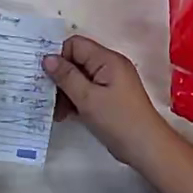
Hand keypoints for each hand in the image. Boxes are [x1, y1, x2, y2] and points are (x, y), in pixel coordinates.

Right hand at [44, 35, 179, 167]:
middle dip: (60, 78)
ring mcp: (110, 82)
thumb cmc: (118, 120)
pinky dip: (75, 100)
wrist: (146, 148)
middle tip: (47, 98)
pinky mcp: (109, 97)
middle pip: (76, 61)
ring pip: (79, 78)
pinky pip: (87, 91)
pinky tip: (65, 115)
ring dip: (65, 92)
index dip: (59, 57)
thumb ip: (66, 76)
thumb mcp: (87, 98)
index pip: (75, 45)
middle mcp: (109, 66)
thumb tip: (47, 58)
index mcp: (107, 59)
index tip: (45, 76)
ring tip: (56, 113)